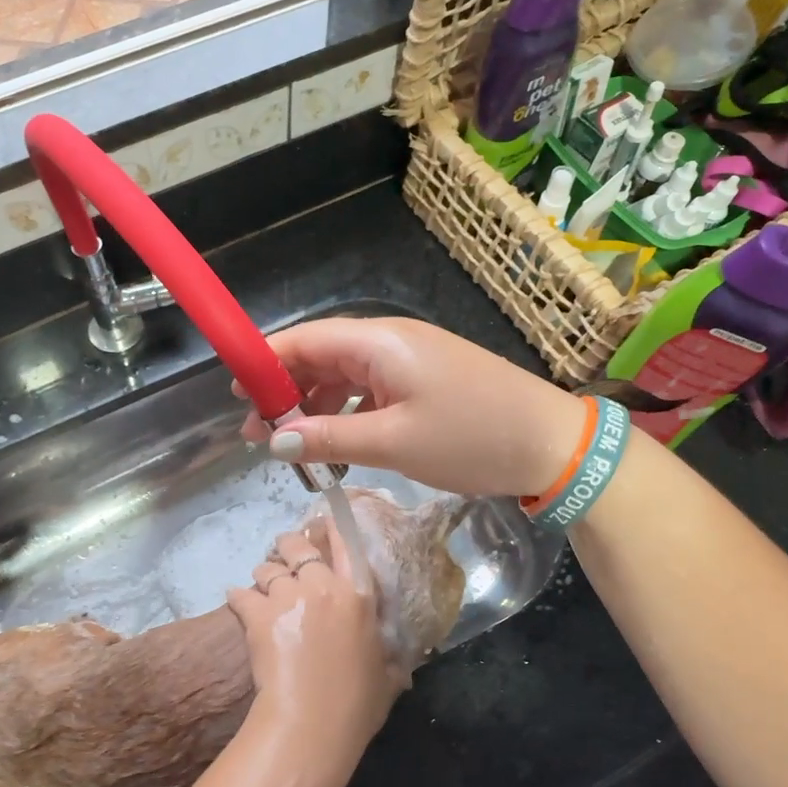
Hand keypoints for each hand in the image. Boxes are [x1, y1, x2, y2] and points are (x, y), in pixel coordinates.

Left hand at [226, 520, 404, 756]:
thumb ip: (391, 662)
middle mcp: (324, 586)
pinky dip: (238, 598)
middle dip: (288, 549)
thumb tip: (403, 669)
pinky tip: (237, 603)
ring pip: (267, 568)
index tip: (319, 522)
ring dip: (264, 576)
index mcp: (359, 597)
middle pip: (298, 548)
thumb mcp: (387, 679)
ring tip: (261, 588)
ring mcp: (288, 597)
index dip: (330, 530)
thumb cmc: (356, 705)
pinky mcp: (258, 614)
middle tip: (283, 561)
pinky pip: (241, 593)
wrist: (311, 721)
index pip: (346, 547)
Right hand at [239, 317, 585, 497]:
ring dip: (315, 407)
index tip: (235, 394)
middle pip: (321, 356)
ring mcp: (410, 360)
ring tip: (292, 447)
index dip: (265, 362)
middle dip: (286, 392)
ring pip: (345, 376)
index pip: (305, 339)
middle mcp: (390, 340)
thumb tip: (275, 441)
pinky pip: (371, 390)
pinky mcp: (426, 380)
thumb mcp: (393, 442)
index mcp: (379, 342)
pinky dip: (347, 414)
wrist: (552, 443)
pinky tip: (337, 445)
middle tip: (258, 434)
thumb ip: (329, 439)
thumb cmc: (470, 437)